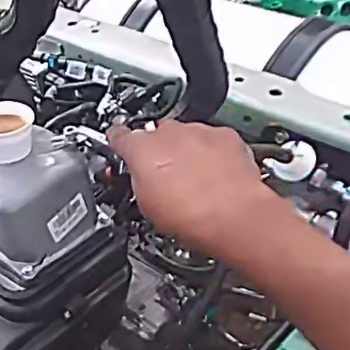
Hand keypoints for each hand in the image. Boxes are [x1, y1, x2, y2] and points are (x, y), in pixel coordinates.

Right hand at [109, 121, 289, 262]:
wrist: (232, 216)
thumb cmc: (190, 215)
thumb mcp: (145, 205)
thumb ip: (138, 182)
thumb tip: (140, 181)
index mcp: (142, 149)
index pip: (120, 135)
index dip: (117, 141)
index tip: (118, 144)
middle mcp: (169, 133)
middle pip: (155, 134)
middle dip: (157, 152)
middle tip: (162, 178)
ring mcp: (198, 133)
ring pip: (185, 136)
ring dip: (185, 152)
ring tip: (191, 181)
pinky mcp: (226, 137)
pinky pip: (212, 140)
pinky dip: (211, 153)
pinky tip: (212, 175)